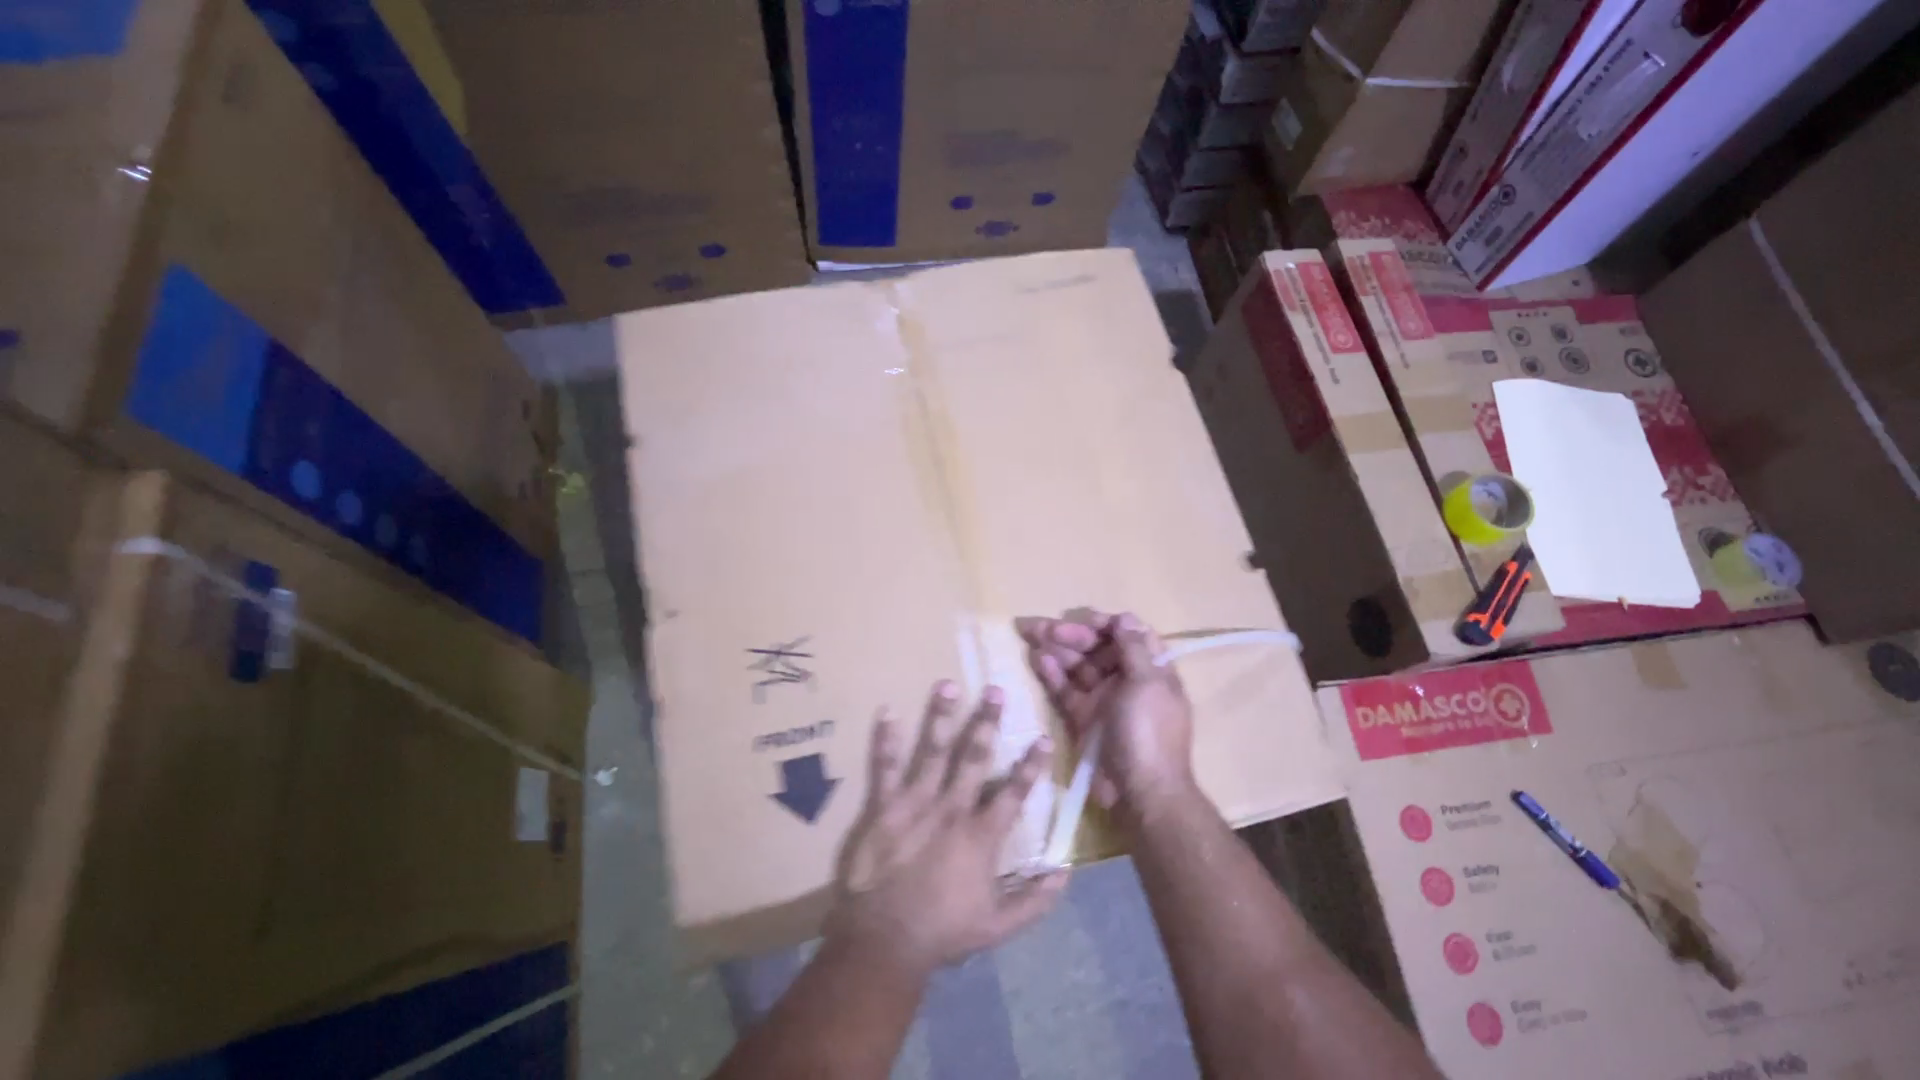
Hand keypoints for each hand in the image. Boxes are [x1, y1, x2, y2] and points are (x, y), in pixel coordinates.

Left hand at [825, 681, 1067, 974]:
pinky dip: (885, 741)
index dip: (1031, 766)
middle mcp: (951, 810)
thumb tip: (1065, 873)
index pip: (1013, 793)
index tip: (1042, 738)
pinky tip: (887, 711)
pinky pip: (884, 768)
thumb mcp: (998, 925)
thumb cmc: (942, 932)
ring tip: (947, 685)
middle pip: (974, 758)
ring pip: (932, 752)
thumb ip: (1034, 900)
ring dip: (941, 717)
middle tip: (995, 690)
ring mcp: (915, 805)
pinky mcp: (882, 809)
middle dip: (986, 722)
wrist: (884, 940)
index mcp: (981, 835)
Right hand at [1015, 611, 1196, 820]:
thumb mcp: (1147, 685)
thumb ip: (1134, 649)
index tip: (1080, 619)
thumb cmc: (1149, 733)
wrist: (1142, 793)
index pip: (1128, 634)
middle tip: (1042, 627)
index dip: (1104, 623)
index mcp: (1151, 670)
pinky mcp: (1083, 719)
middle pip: (1098, 648)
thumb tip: (1125, 617)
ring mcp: (1104, 701)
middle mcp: (1127, 681)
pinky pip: (1066, 690)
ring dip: (1056, 649)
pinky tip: (1038, 659)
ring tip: (1030, 634)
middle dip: (1072, 634)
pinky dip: (1052, 674)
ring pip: (1078, 666)